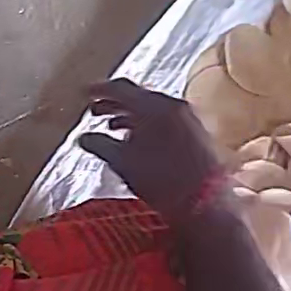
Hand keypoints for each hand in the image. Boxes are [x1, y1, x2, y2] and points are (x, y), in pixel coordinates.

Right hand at [77, 79, 224, 221]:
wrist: (206, 201)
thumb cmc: (162, 180)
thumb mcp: (122, 162)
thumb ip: (99, 144)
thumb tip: (84, 138)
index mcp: (151, 107)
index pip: (119, 88)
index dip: (99, 90)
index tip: (86, 93)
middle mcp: (172, 105)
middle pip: (137, 96)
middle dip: (114, 103)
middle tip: (96, 111)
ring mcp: (188, 117)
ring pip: (152, 107)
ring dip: (130, 114)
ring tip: (112, 127)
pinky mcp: (197, 131)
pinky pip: (166, 118)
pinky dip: (148, 122)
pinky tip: (137, 139)